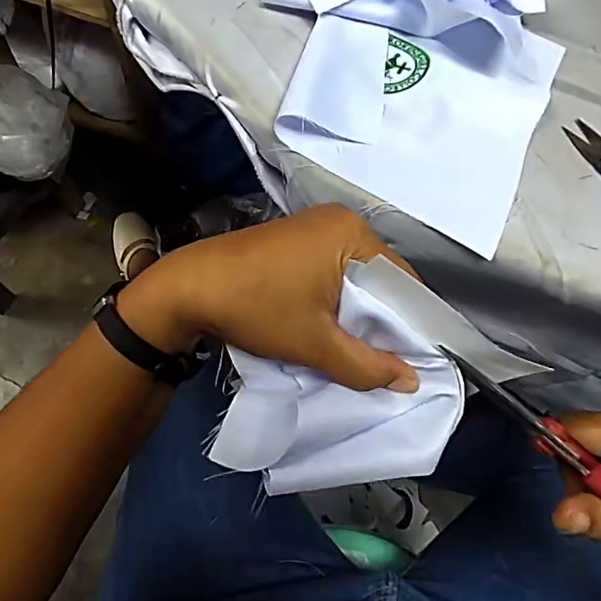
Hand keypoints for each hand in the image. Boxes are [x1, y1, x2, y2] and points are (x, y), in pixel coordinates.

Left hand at [115, 204, 420, 392]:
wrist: (188, 288)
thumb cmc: (256, 308)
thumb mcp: (316, 344)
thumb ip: (368, 365)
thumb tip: (412, 379)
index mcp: (352, 233)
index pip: (403, 283)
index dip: (411, 325)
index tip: (412, 361)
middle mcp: (339, 220)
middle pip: (379, 278)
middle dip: (382, 319)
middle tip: (385, 360)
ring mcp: (314, 225)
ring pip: (355, 277)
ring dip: (357, 311)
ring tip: (357, 347)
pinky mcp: (296, 237)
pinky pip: (333, 269)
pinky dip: (336, 297)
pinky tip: (329, 323)